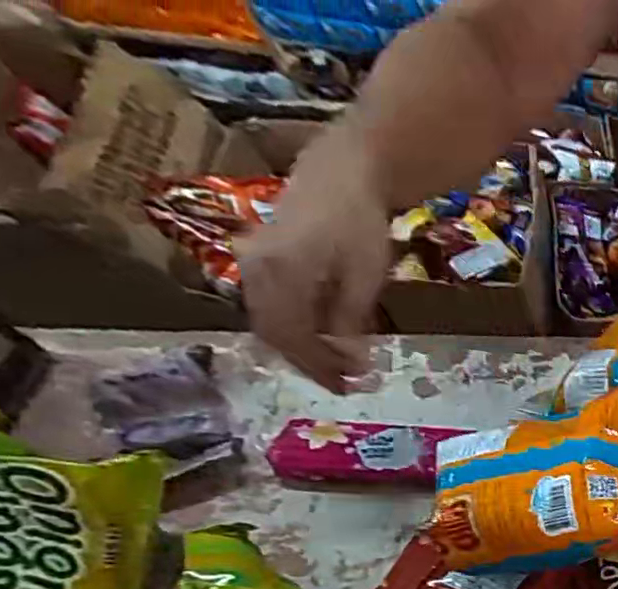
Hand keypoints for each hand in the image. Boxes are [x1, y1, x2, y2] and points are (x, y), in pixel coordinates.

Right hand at [237, 149, 390, 392]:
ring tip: (337, 367)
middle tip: (344, 383)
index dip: (318, 365)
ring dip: (302, 348)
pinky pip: (270, 305)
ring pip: (269, 320)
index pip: (292, 335)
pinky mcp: (259, 259)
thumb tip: (351, 361)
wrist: (340, 173)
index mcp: (280, 273)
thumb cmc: (359, 224)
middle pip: (274, 332)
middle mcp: (255, 268)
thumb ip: (351, 318)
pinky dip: (296, 328)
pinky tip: (324, 340)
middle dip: (309, 362)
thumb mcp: (365, 277)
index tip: (348, 386)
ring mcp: (252, 262)